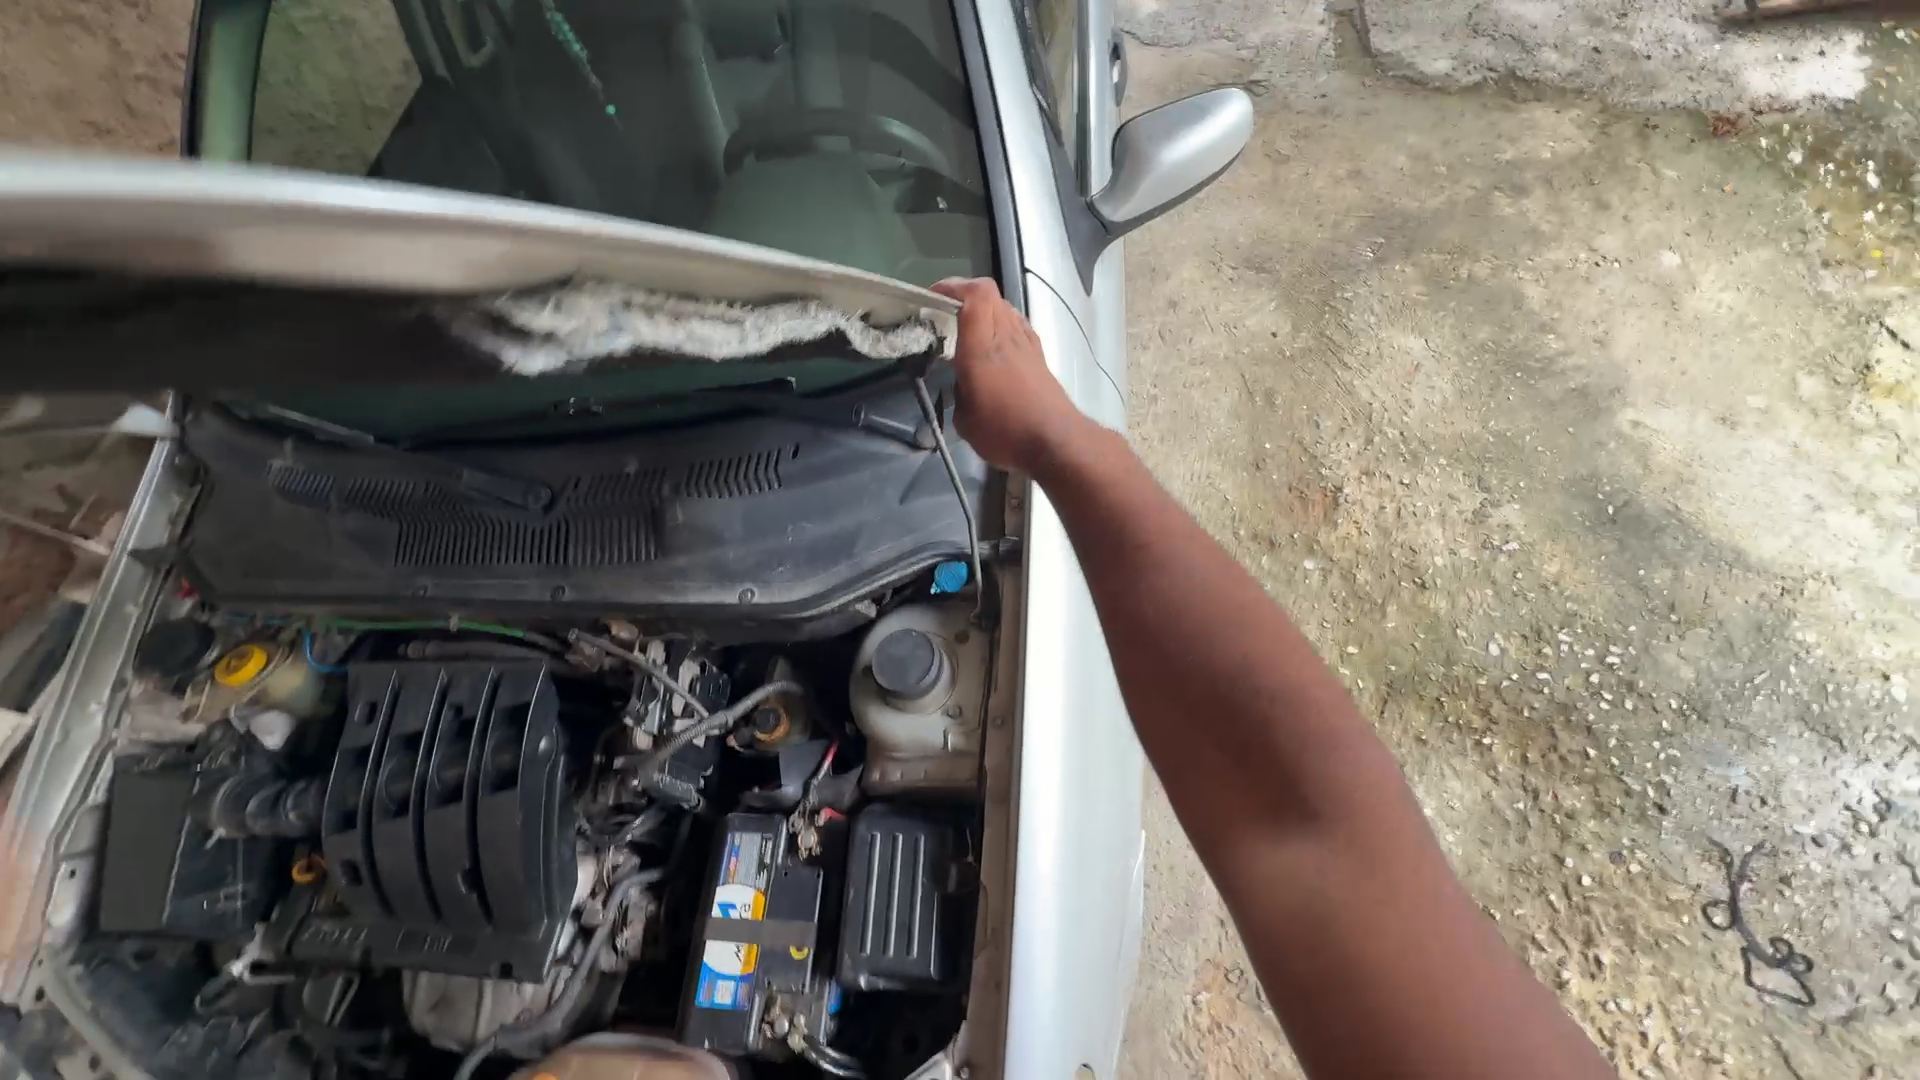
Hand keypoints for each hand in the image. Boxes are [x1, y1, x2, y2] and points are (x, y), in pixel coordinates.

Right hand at [930, 277, 1088, 473]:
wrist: (1056, 442)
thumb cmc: (1006, 432)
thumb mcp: (965, 421)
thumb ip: (959, 392)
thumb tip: (963, 383)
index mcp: (982, 346)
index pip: (976, 294)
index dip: (953, 286)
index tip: (933, 297)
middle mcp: (1006, 336)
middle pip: (990, 295)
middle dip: (964, 298)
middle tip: (946, 316)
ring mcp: (1026, 345)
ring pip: (1005, 309)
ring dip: (985, 313)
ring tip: (968, 333)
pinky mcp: (1039, 358)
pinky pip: (1017, 328)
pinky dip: (1001, 328)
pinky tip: (994, 350)